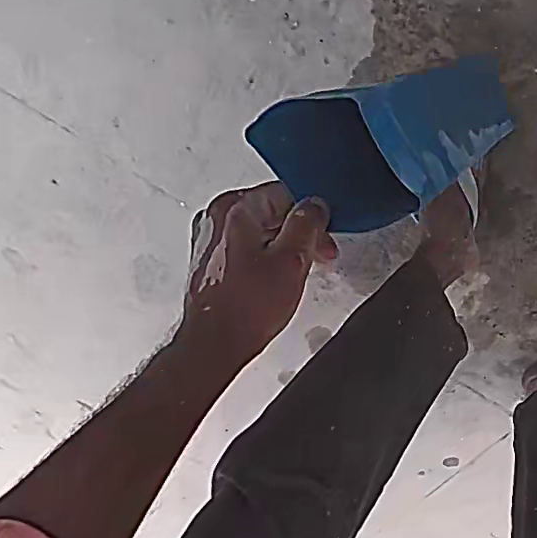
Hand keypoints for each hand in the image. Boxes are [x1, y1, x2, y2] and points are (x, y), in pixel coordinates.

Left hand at [174, 182, 336, 367]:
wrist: (215, 344)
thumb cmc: (246, 307)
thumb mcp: (292, 259)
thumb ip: (307, 224)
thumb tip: (315, 205)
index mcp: (234, 208)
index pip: (286, 193)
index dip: (312, 216)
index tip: (324, 235)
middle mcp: (216, 217)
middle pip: (273, 210)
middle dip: (301, 232)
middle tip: (319, 254)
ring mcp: (211, 239)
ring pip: (262, 230)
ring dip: (286, 246)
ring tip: (300, 271)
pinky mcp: (212, 261)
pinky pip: (249, 248)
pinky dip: (268, 258)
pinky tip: (278, 280)